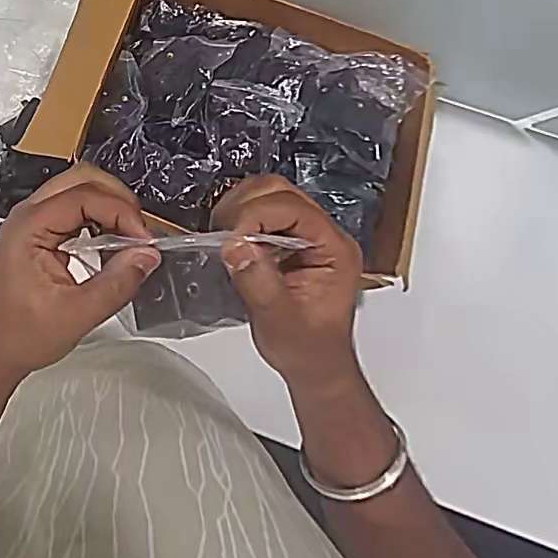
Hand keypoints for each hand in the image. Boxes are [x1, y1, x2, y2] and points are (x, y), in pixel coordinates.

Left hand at [0, 164, 161, 381]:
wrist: (0, 348)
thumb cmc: (21, 332)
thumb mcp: (77, 314)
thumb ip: (116, 284)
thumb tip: (146, 256)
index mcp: (28, 227)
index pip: (83, 196)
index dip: (120, 212)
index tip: (141, 238)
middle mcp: (28, 216)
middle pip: (81, 179)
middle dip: (117, 199)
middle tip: (138, 231)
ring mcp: (34, 220)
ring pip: (80, 188)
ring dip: (110, 207)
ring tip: (128, 239)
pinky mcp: (42, 230)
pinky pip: (77, 207)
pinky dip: (100, 218)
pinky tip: (112, 243)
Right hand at [212, 175, 366, 394]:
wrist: (313, 365)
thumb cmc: (307, 349)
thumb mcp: (279, 322)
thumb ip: (259, 283)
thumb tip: (234, 244)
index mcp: (334, 250)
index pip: (292, 208)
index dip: (255, 215)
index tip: (230, 238)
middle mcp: (322, 235)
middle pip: (280, 191)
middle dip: (244, 206)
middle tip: (223, 233)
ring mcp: (305, 234)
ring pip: (268, 193)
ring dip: (239, 208)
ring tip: (226, 238)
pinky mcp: (287, 238)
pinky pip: (259, 209)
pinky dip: (238, 217)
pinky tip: (231, 242)